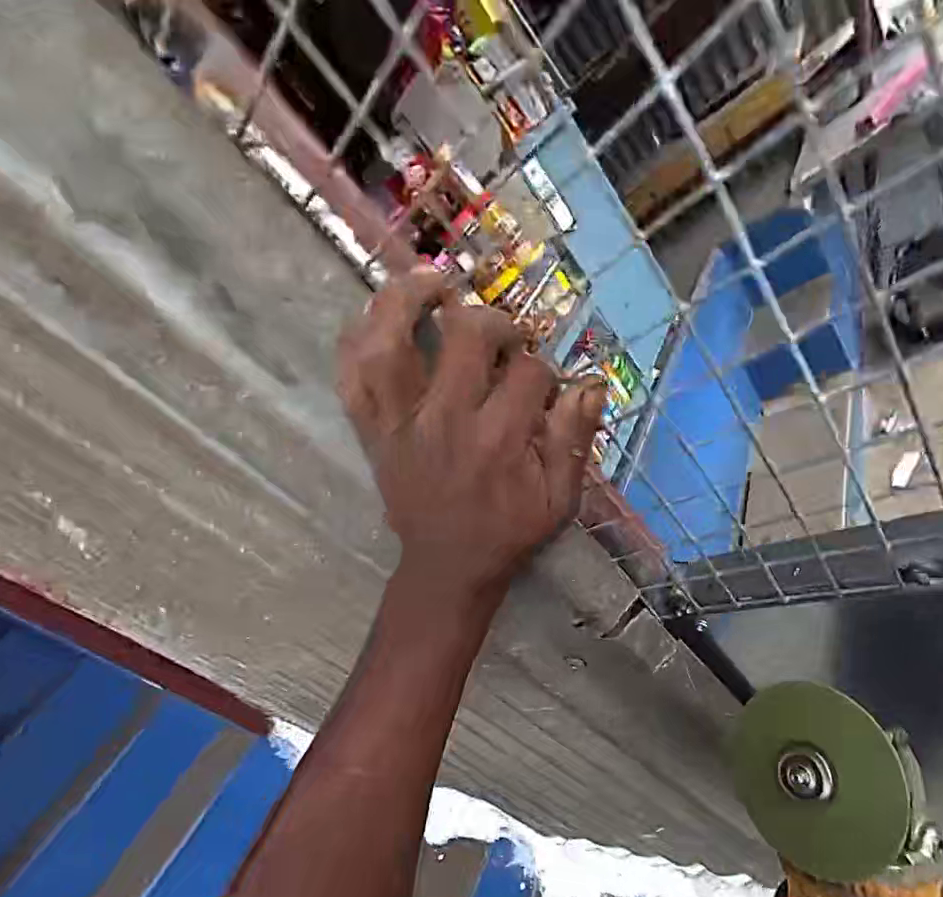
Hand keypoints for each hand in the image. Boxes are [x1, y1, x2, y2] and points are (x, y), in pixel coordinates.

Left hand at [336, 269, 605, 600]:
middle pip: (464, 336)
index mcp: (498, 439)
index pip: (526, 370)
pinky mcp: (373, 432)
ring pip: (390, 343)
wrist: (446, 565)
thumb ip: (575, 441)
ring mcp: (400, 424)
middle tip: (499, 337)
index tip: (539, 381)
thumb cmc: (506, 531)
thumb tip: (590, 384)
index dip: (540, 366)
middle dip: (492, 322)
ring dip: (407, 300)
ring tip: (430, 285)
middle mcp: (445, 421)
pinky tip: (376, 319)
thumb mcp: (558, 500)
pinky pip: (352, 377)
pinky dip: (356, 341)